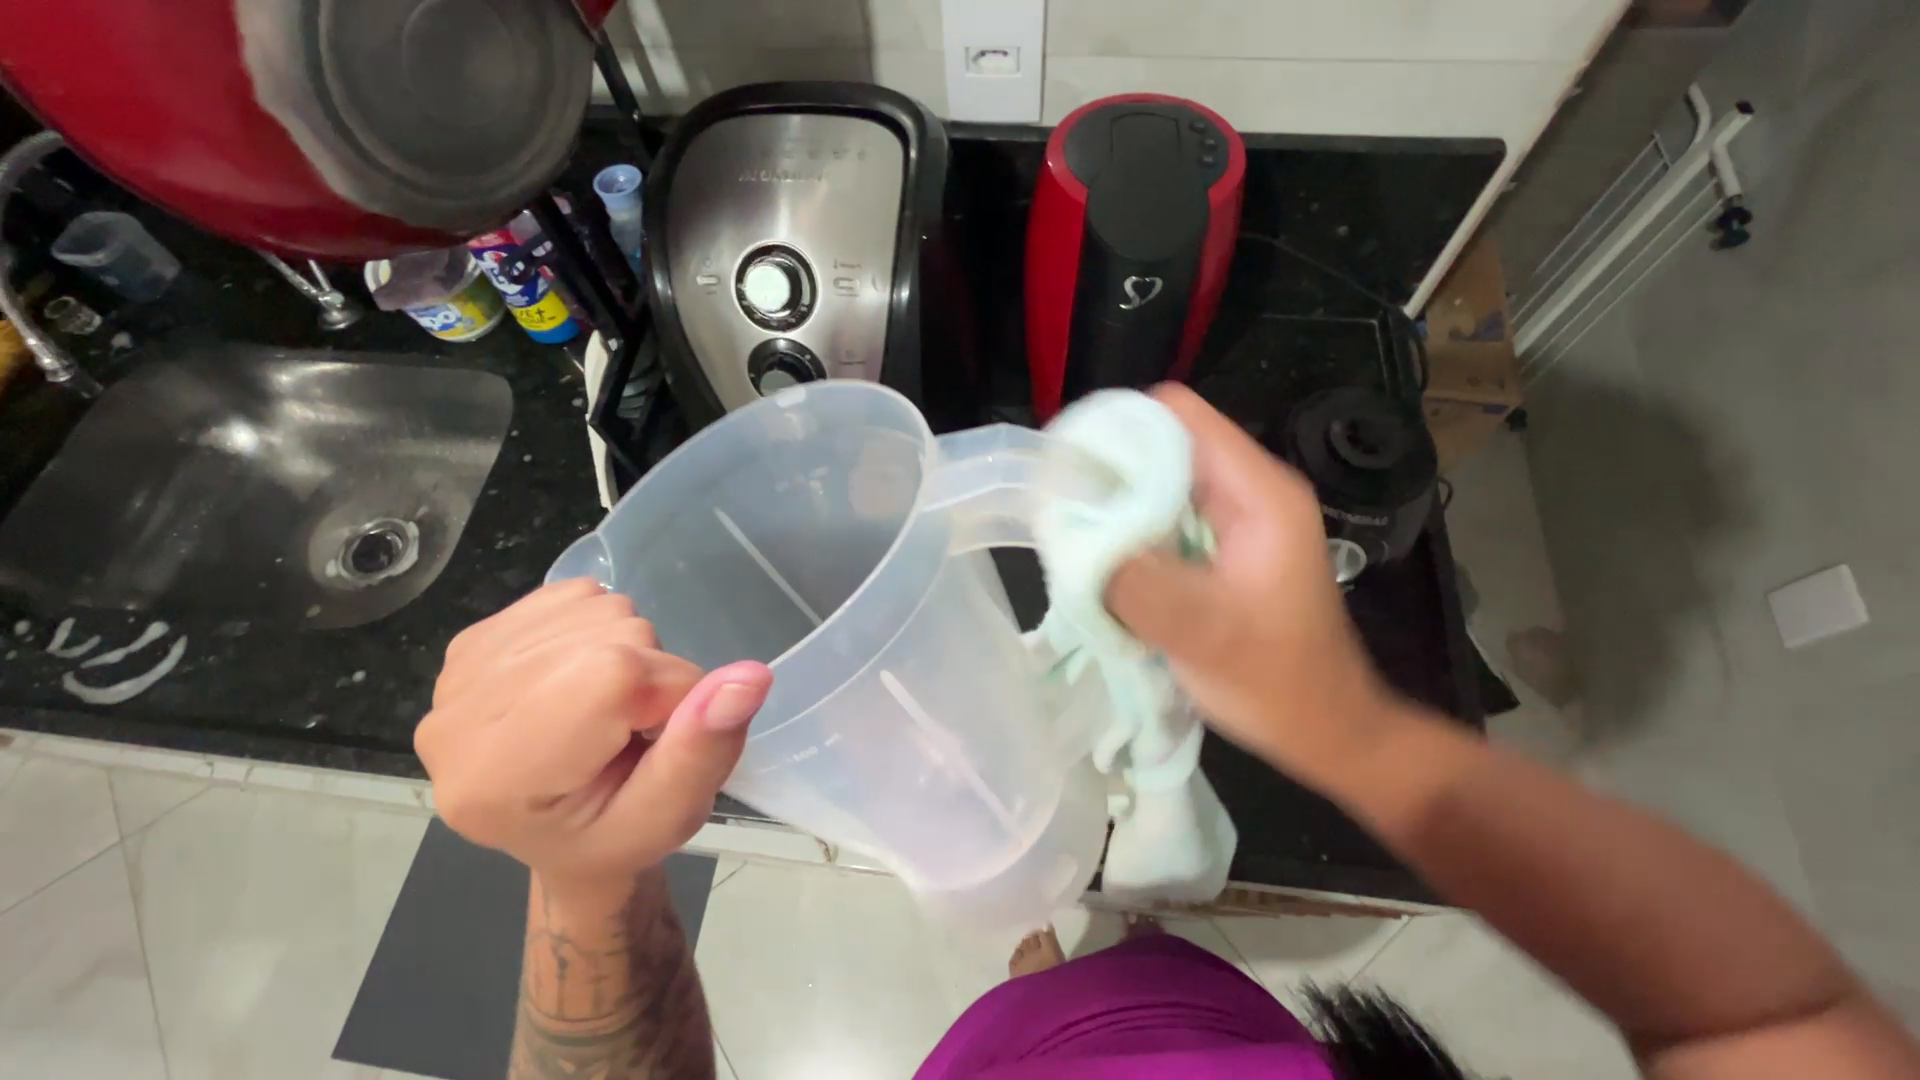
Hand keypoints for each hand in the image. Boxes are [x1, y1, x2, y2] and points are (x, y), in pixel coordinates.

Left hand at [415, 579, 772, 894]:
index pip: (613, 675)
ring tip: (608, 711)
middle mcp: (456, 718)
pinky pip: (574, 596)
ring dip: (627, 651)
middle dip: (649, 673)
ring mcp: (457, 672)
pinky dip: (601, 629)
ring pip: (596, 608)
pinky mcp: (473, 639)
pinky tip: (584, 679)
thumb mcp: (672, 815)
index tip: (668, 735)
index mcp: (500, 777)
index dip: (672, 691)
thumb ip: (705, 747)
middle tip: (635, 730)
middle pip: (606, 636)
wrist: (560, 832)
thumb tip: (750, 675)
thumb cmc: (617, 835)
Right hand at [1105, 385, 1402, 782]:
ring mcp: (1236, 519)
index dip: (1116, 428)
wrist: (1326, 730)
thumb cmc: (1276, 682)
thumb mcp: (1203, 633)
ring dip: (1114, 507)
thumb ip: (1135, 580)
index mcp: (1258, 493)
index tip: (1066, 466)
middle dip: (1107, 472)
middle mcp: (1248, 491)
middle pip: (1162, 445)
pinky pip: (1163, 518)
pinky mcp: (1222, 548)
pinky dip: (1129, 534)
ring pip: (1158, 483)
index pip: (1176, 414)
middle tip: (1058, 511)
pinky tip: (1104, 565)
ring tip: (1073, 539)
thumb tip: (1067, 532)